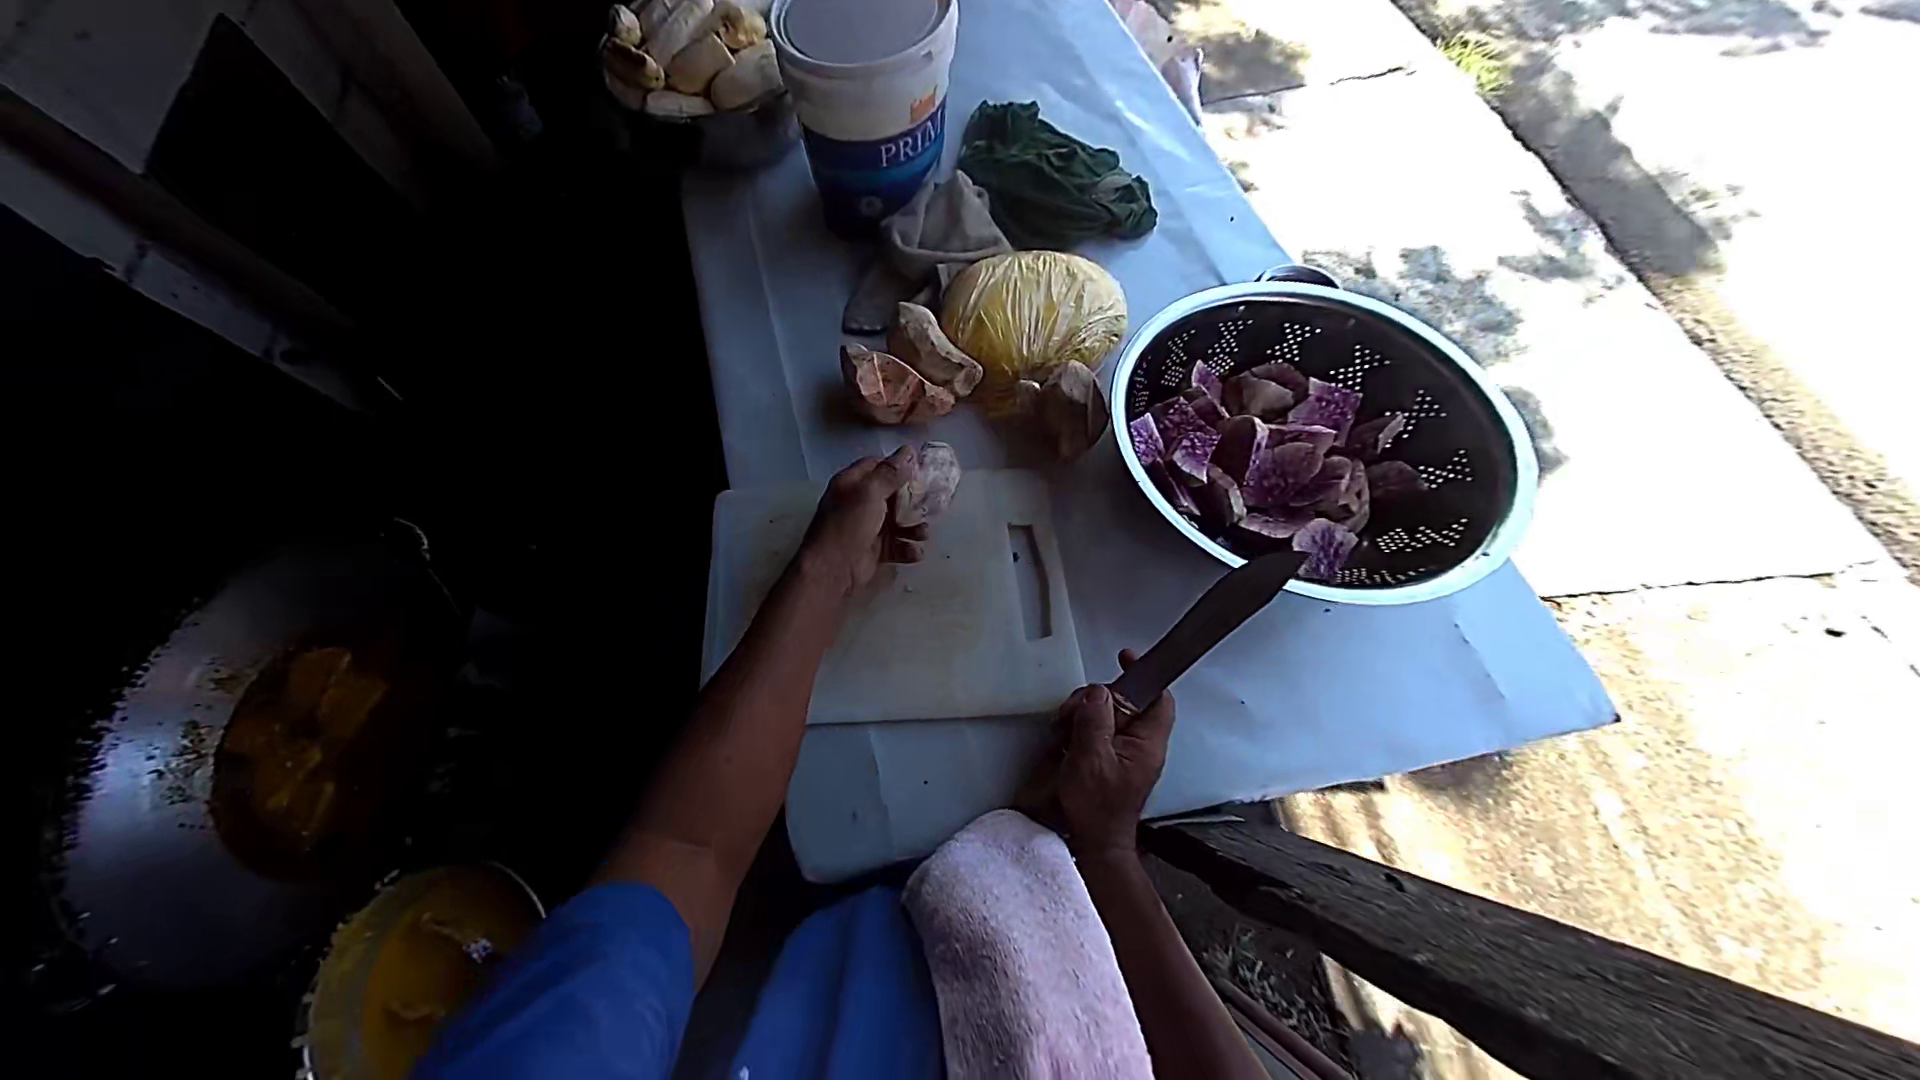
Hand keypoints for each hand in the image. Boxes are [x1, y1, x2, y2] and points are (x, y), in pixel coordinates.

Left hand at [794, 447, 929, 598]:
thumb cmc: (848, 525)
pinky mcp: (876, 549)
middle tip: (932, 502)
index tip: (922, 470)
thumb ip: (891, 473)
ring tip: (923, 532)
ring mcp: (868, 527)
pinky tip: (914, 551)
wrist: (833, 570)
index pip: (878, 466)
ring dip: (914, 526)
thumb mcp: (870, 493)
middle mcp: (860, 503)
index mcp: (853, 484)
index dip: (899, 466)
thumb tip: (909, 451)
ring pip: (899, 521)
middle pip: (893, 494)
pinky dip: (908, 548)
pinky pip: (898, 545)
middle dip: (913, 499)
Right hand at [1052, 649, 1176, 857]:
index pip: (1157, 698)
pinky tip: (1066, 742)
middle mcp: (1140, 744)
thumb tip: (1095, 693)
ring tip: (1065, 733)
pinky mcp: (1110, 757)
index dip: (1143, 675)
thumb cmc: (1097, 809)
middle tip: (1073, 713)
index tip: (1124, 659)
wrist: (1095, 844)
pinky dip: (1080, 729)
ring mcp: (1125, 751)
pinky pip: (1098, 730)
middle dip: (1096, 700)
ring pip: (1107, 714)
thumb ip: (1094, 721)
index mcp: (1146, 742)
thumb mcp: (1091, 759)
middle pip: (1124, 701)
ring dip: (1083, 716)